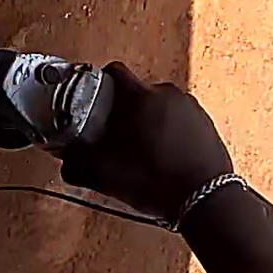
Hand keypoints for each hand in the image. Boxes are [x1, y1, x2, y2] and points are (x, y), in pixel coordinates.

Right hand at [59, 63, 231, 220]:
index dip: (101, 83)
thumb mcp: (106, 174)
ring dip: (149, 119)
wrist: (205, 200)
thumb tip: (66, 160)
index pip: (115, 72)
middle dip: (125, 108)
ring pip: (159, 105)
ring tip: (142, 148)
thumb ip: (78, 163)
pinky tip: (164, 155)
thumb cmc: (155, 180)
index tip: (95, 100)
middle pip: (137, 90)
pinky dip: (170, 131)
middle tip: (116, 133)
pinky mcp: (206, 124)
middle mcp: (167, 94)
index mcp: (140, 96)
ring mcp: (191, 108)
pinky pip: (180, 119)